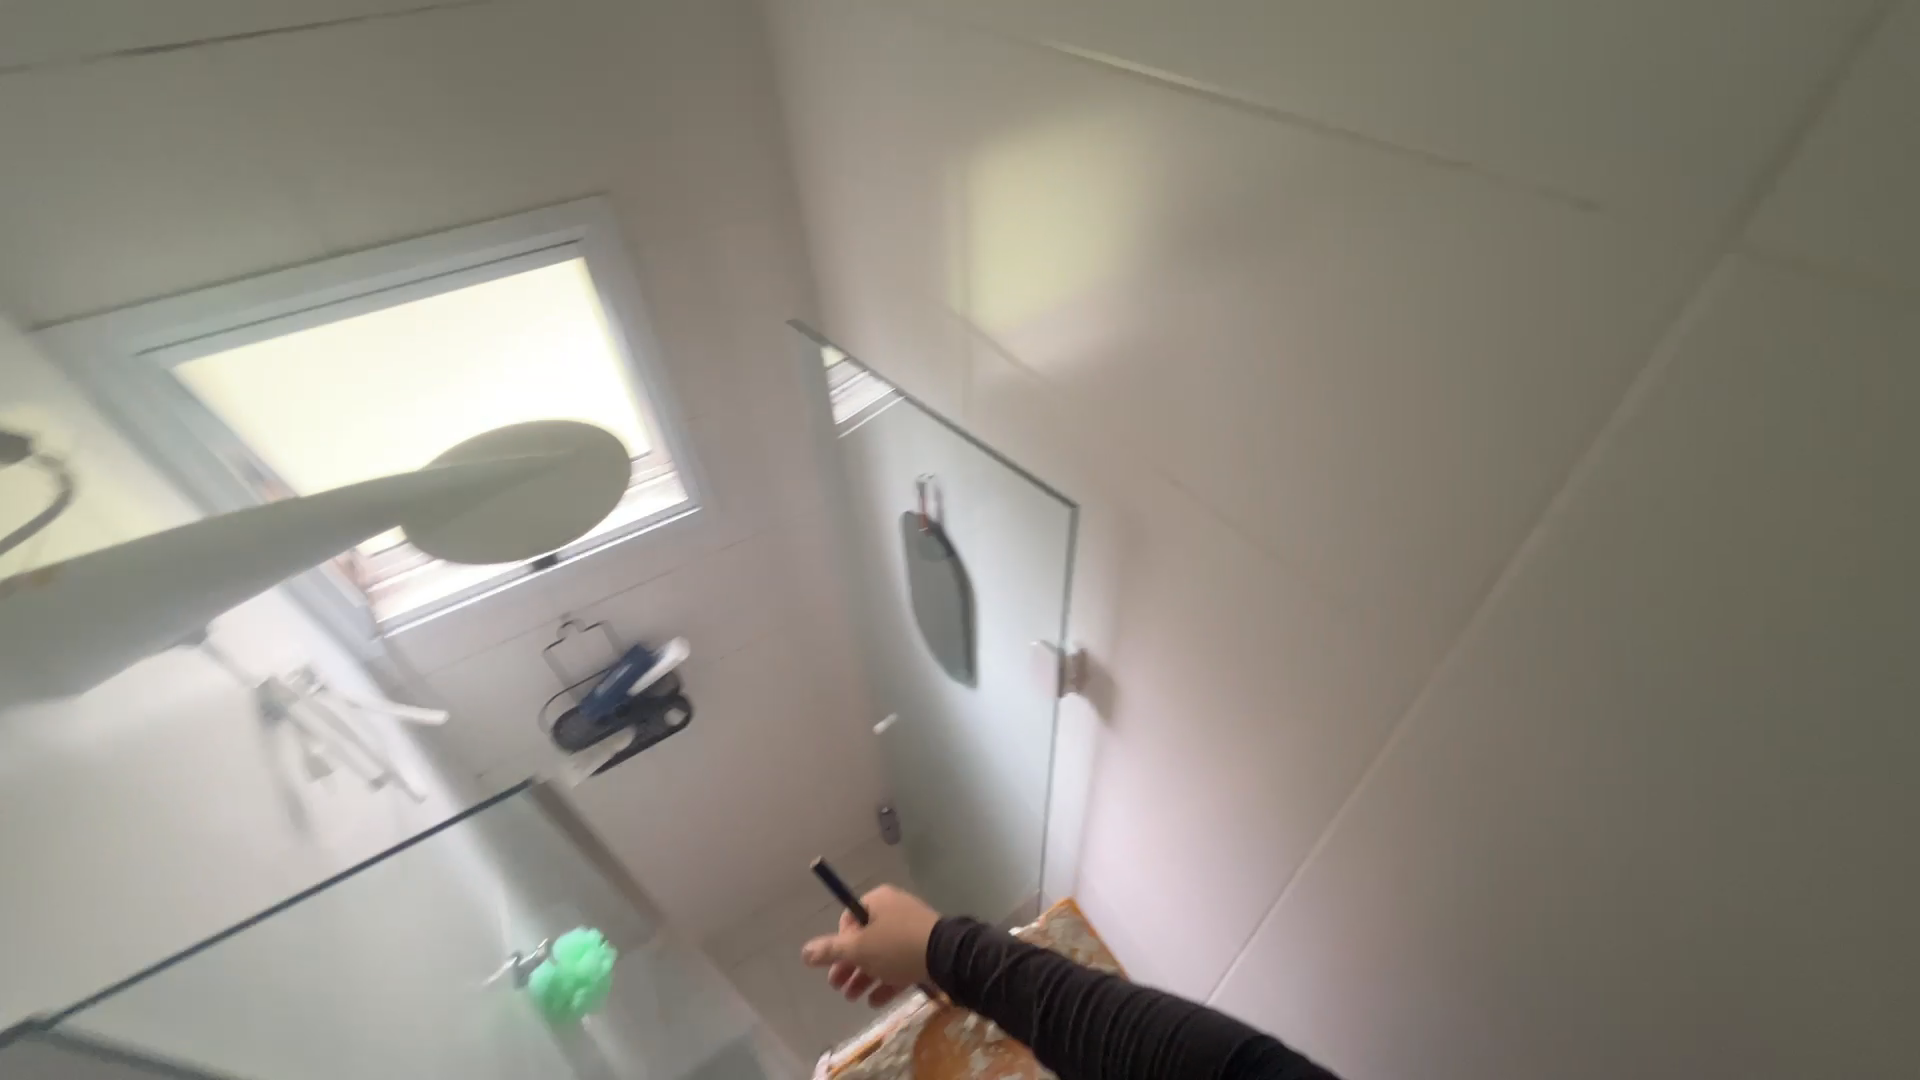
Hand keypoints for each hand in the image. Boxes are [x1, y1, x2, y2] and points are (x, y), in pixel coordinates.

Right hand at [801, 885, 939, 1007]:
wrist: (945, 956)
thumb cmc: (896, 946)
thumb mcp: (859, 949)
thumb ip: (830, 950)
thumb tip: (804, 952)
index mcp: (878, 901)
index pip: (850, 918)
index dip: (841, 941)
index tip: (839, 960)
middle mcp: (894, 910)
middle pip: (864, 938)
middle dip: (849, 964)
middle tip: (837, 986)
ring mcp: (911, 930)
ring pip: (881, 954)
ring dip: (864, 976)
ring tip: (852, 998)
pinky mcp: (923, 949)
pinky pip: (899, 964)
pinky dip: (885, 981)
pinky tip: (874, 1002)